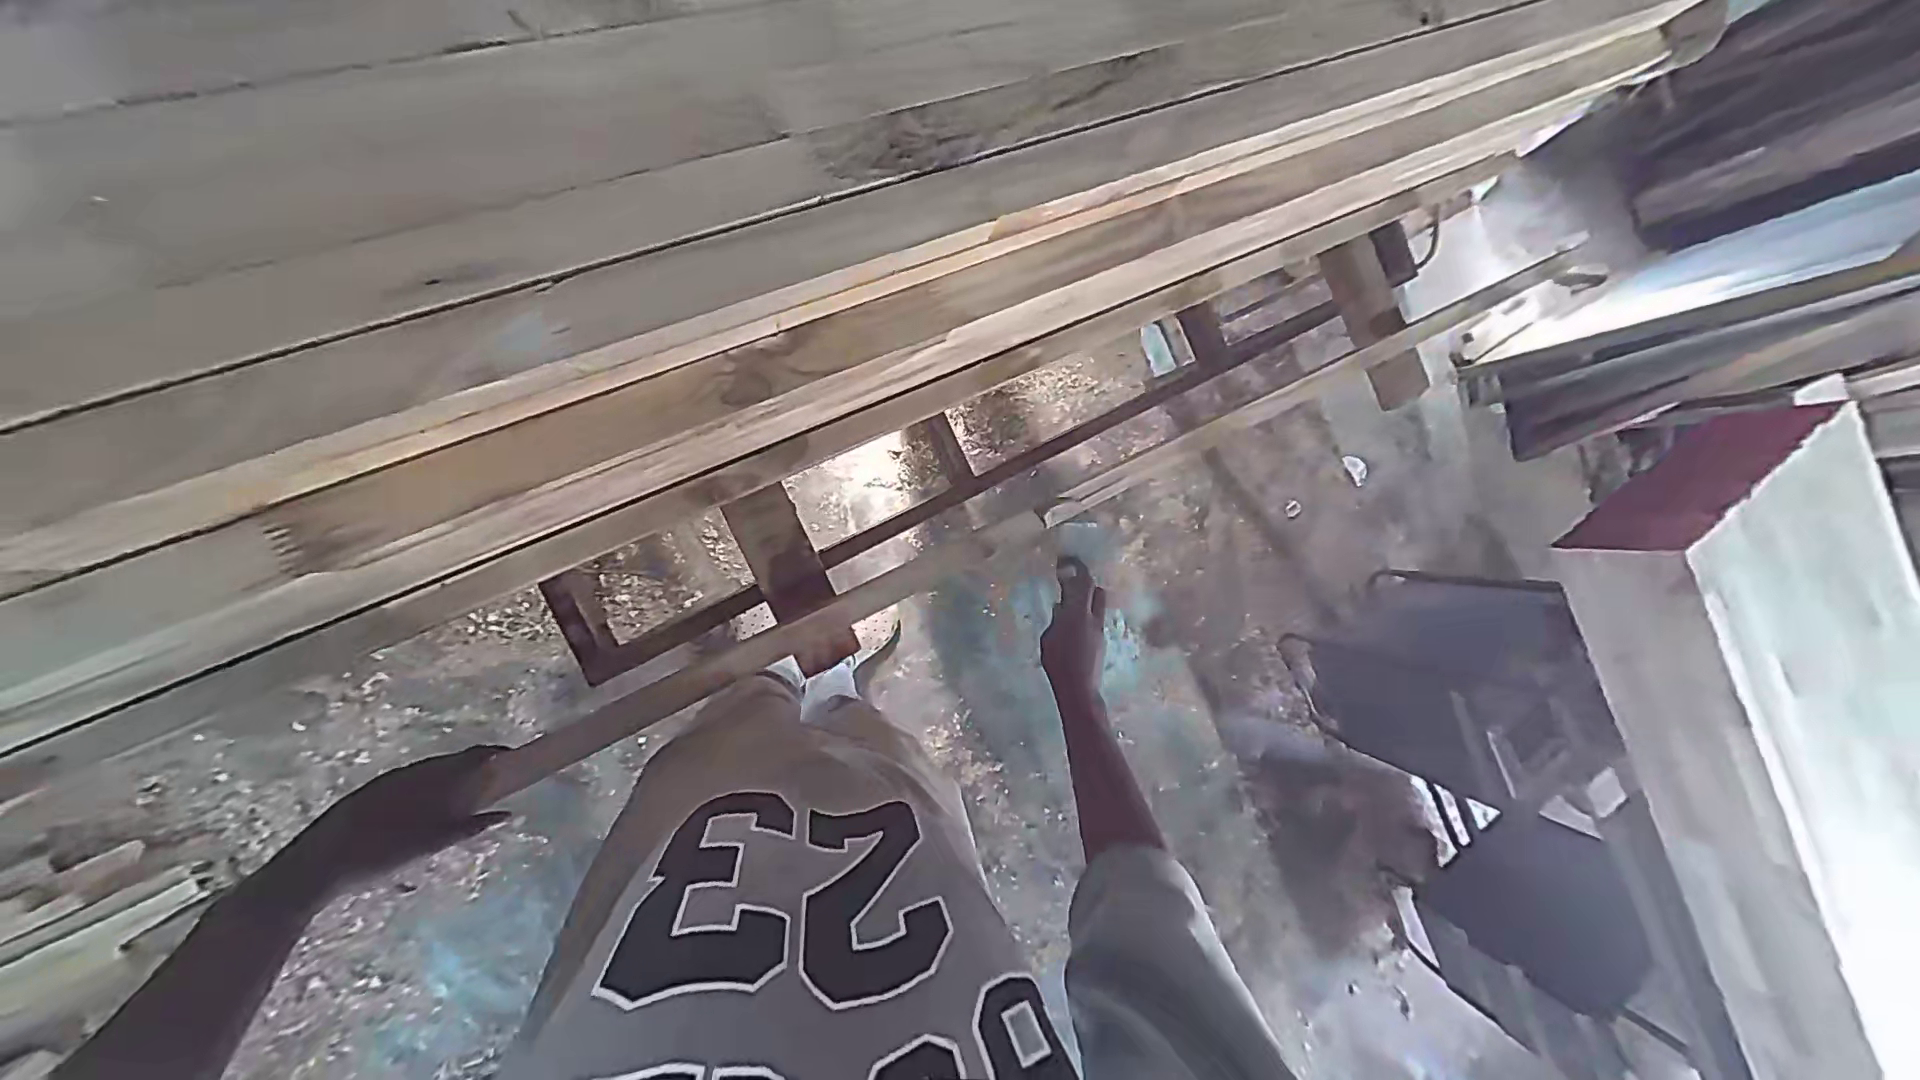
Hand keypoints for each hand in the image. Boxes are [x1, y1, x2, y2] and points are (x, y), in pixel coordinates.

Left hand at [278, 746, 512, 897]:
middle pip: (448, 762)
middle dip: (471, 766)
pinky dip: (425, 787)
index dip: (492, 754)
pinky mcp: (365, 797)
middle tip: (490, 776)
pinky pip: (407, 782)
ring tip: (461, 791)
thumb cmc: (377, 857)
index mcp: (426, 778)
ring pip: (426, 772)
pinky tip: (424, 805)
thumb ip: (468, 828)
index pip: (469, 757)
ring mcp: (383, 785)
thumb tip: (507, 815)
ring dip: (447, 777)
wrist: (311, 871)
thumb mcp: (429, 845)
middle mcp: (407, 773)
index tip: (511, 758)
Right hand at [1041, 556, 1107, 702]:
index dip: (1075, 568)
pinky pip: (1095, 618)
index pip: (1081, 582)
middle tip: (1070, 579)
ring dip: (1087, 597)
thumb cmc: (1058, 664)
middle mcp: (1093, 618)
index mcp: (1078, 614)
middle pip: (1095, 589)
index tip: (1065, 560)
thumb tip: (1061, 607)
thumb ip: (1056, 621)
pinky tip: (1073, 625)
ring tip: (1071, 602)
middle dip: (1084, 581)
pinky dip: (1086, 613)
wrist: (1080, 689)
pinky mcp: (1101, 641)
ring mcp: (1099, 630)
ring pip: (1098, 604)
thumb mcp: (1049, 639)